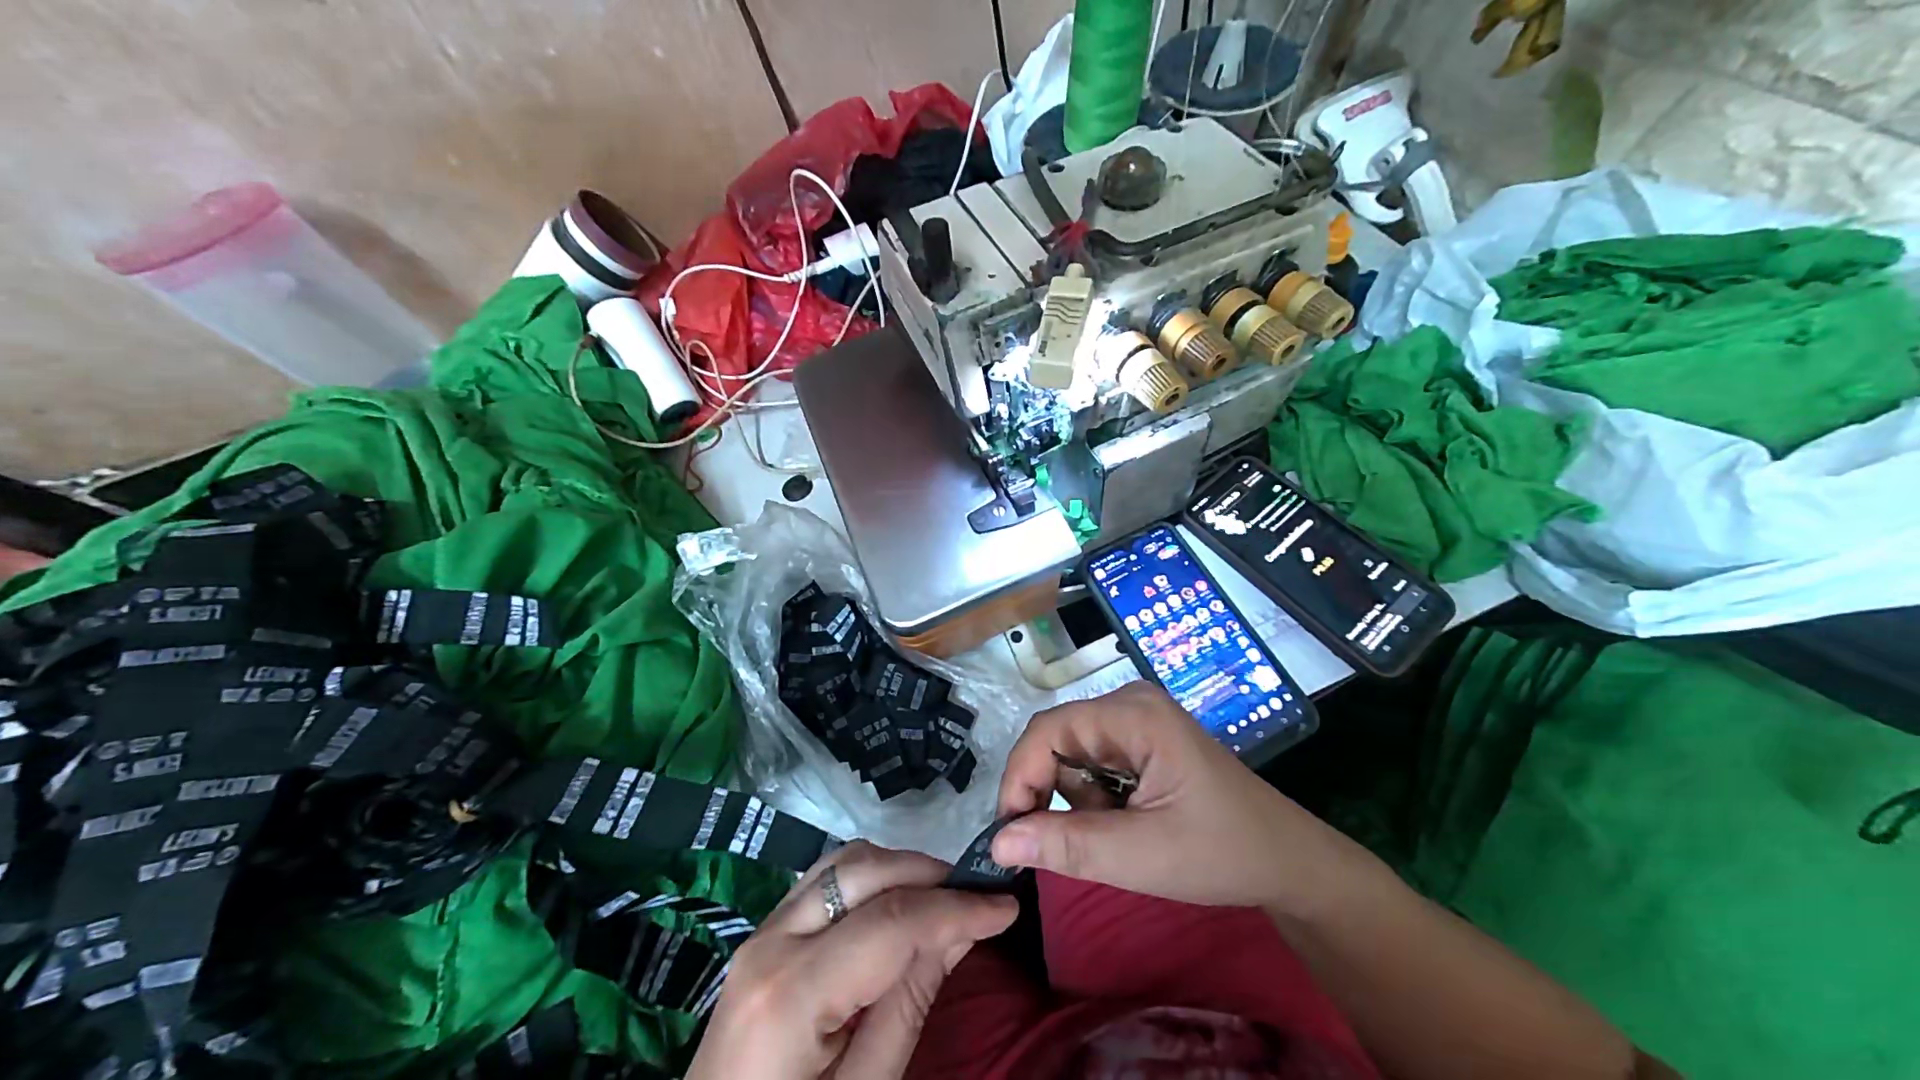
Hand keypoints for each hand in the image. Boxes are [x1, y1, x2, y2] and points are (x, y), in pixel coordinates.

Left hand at [685, 840, 1016, 1079]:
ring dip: (901, 869)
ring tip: (944, 900)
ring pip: (843, 862)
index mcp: (791, 993)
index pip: (890, 921)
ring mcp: (761, 930)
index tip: (1006, 906)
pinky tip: (898, 903)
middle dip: (930, 875)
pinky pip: (824, 879)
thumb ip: (909, 1003)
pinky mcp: (763, 932)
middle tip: (978, 900)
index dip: (956, 907)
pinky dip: (871, 877)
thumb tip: (961, 930)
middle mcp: (770, 941)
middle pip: (864, 871)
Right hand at [990, 682, 1365, 912]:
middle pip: (1056, 740)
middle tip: (1055, 845)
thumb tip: (998, 842)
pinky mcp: (1141, 741)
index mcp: (1134, 714)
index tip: (1009, 832)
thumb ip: (1068, 845)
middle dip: (1049, 794)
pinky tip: (1126, 824)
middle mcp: (1130, 703)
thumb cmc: (1222, 853)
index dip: (1019, 776)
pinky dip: (1094, 800)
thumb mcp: (1142, 856)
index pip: (1048, 731)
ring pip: (1071, 756)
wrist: (1287, 863)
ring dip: (1075, 802)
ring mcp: (1137, 720)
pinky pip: (1092, 764)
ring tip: (1115, 837)